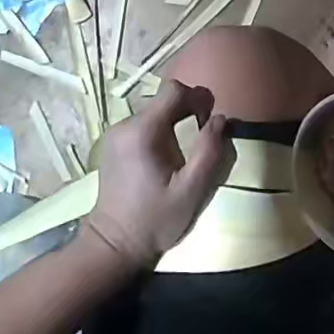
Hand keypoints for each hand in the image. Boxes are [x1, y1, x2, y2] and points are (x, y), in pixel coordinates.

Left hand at [81, 79, 229, 267]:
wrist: (114, 243)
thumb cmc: (155, 220)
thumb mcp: (191, 191)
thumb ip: (209, 152)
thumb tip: (221, 120)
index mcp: (143, 131)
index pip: (173, 90)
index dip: (196, 97)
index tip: (208, 118)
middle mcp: (125, 124)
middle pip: (162, 100)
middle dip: (187, 110)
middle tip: (202, 135)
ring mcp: (115, 133)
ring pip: (152, 112)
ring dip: (173, 121)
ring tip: (184, 150)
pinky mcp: (112, 143)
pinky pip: (141, 124)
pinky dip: (158, 131)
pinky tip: (165, 157)